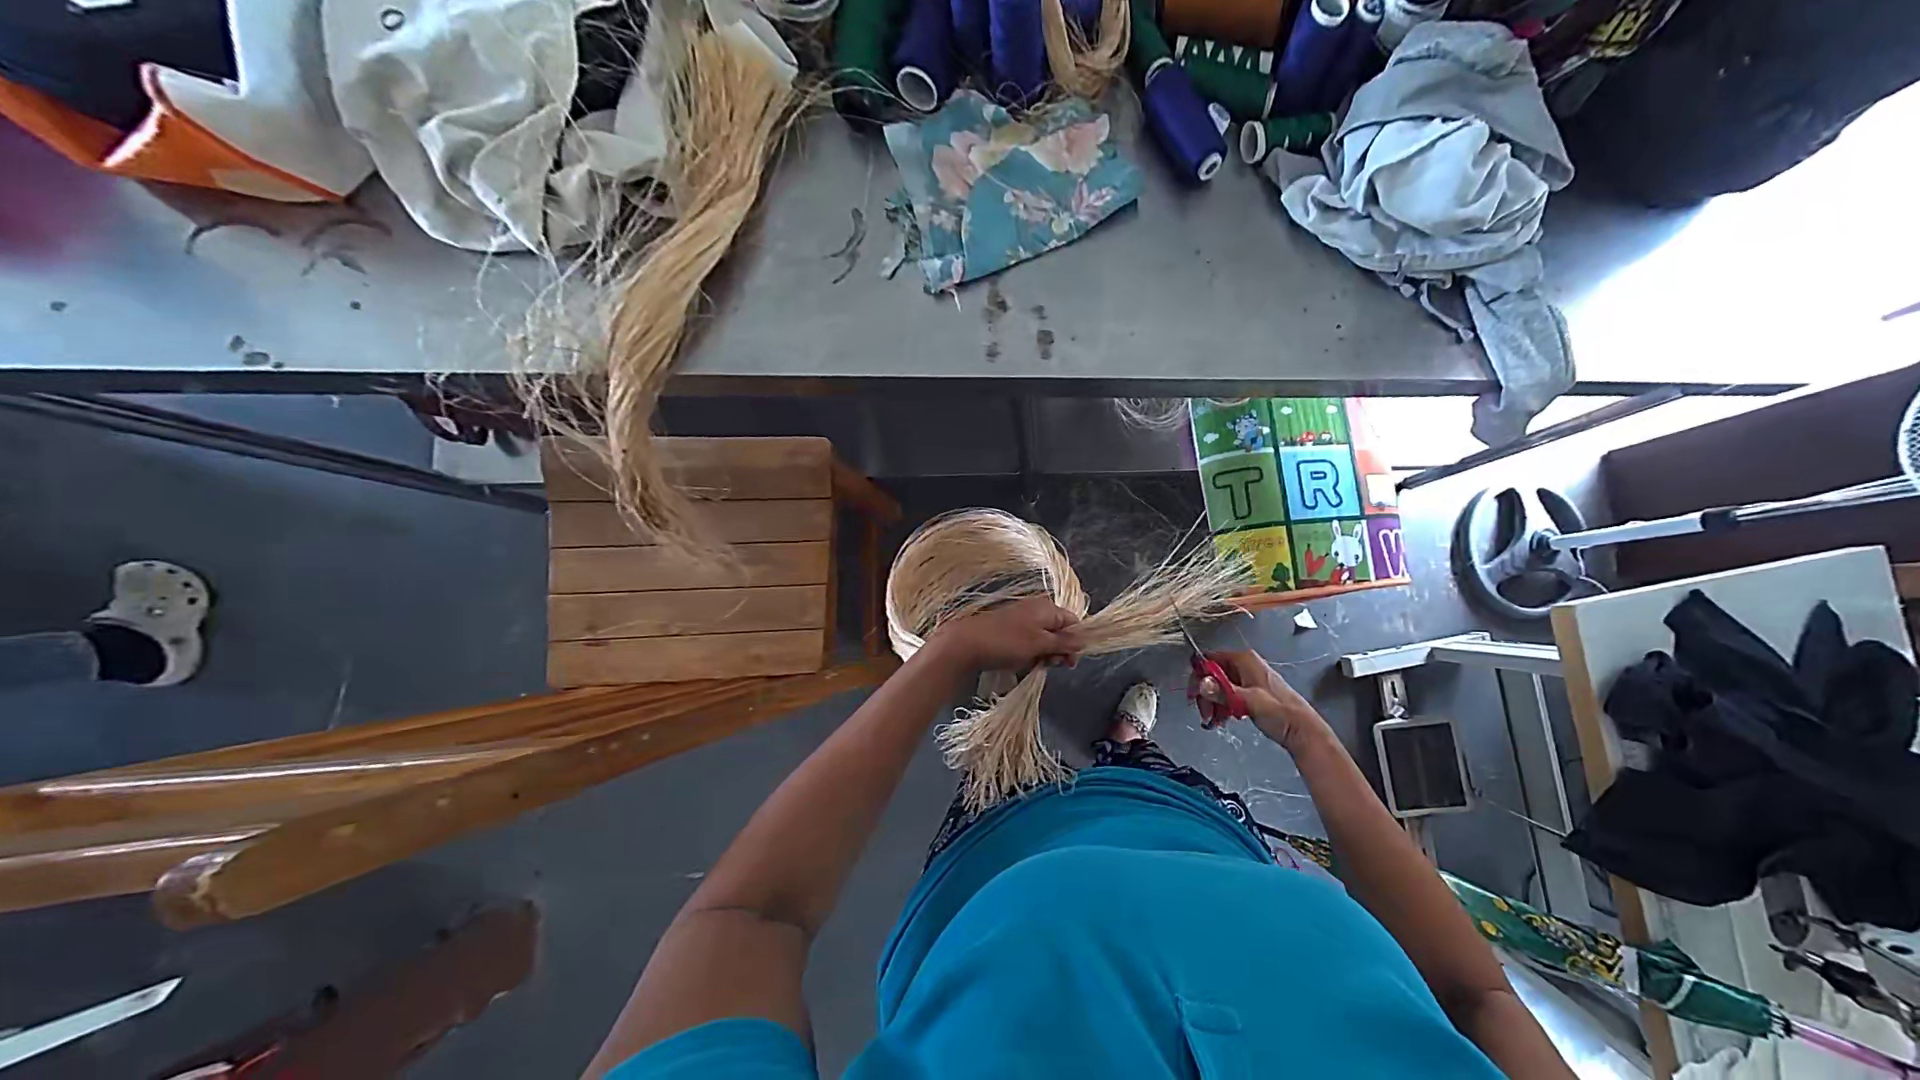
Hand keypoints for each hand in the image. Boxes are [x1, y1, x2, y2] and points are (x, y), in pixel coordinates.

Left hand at [922, 596, 1083, 673]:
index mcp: (1047, 607)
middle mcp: (1036, 610)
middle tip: (1049, 664)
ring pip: (1044, 640)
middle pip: (1059, 632)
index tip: (1069, 661)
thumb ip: (1064, 641)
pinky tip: (1022, 663)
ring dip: (1043, 654)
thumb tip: (1085, 639)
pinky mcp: (1010, 631)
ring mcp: (1022, 620)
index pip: (1073, 622)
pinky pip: (1029, 643)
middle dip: (1058, 650)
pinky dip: (1029, 654)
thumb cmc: (1006, 642)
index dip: (1075, 642)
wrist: (966, 644)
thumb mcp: (1040, 643)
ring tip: (1032, 664)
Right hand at [1189, 649, 1330, 753]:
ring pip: (1218, 686)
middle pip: (1212, 674)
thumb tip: (1202, 683)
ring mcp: (1248, 678)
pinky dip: (1222, 706)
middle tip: (1204, 711)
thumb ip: (1224, 692)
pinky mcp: (1250, 692)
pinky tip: (1222, 719)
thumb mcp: (1248, 702)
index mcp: (1245, 660)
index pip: (1209, 659)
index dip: (1198, 676)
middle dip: (1205, 693)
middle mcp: (1245, 665)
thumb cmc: (1282, 713)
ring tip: (1214, 719)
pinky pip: (1228, 694)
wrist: (1303, 731)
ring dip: (1212, 702)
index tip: (1194, 694)